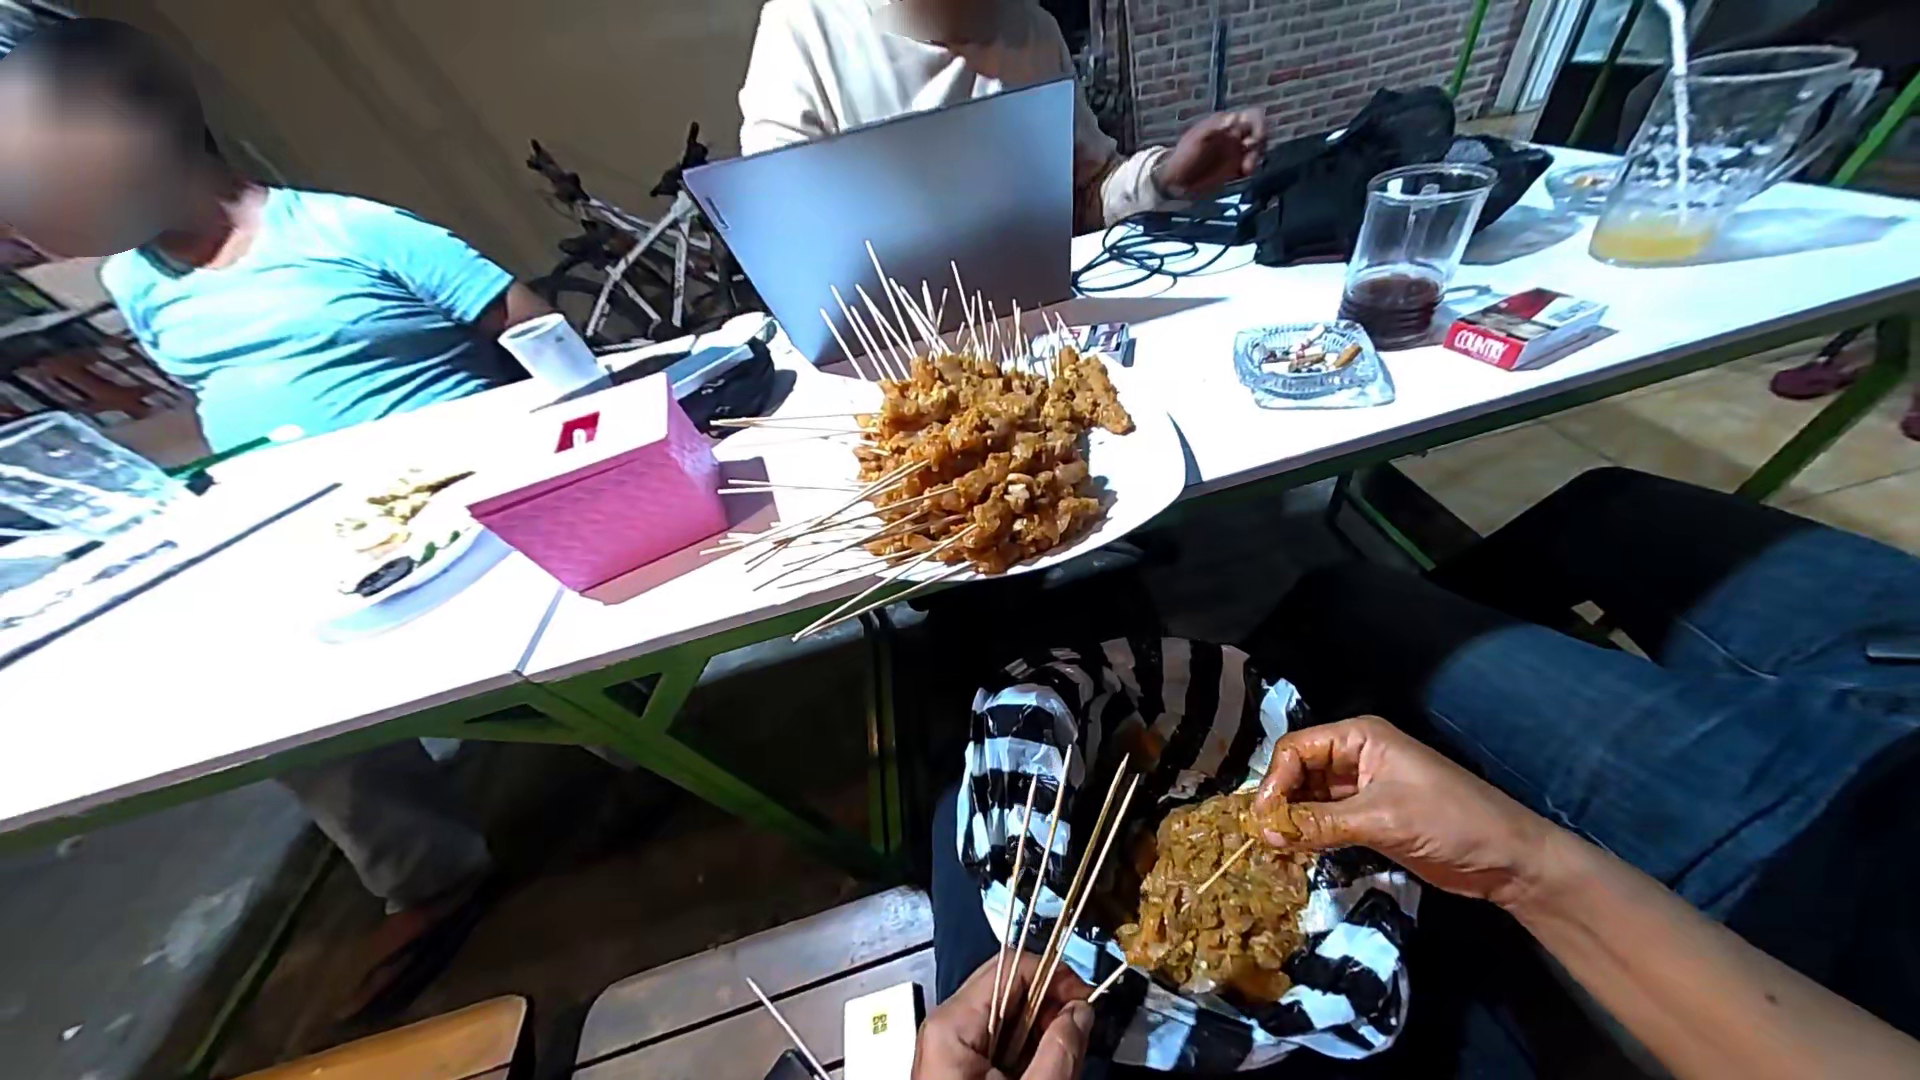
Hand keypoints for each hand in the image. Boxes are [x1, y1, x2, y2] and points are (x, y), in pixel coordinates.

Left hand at [912, 951, 1094, 1079]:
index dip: (1053, 974)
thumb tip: (1082, 1009)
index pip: (1010, 965)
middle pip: (1007, 986)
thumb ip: (1058, 1051)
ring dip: (1039, 1029)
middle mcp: (945, 1023)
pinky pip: (996, 1040)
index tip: (1087, 999)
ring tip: (1063, 1058)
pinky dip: (1024, 1049)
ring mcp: (948, 1045)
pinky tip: (1041, 1070)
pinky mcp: (955, 1067)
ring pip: (1005, 1014)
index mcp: (952, 1022)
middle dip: (1048, 1003)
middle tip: (1080, 1031)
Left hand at [1156, 109, 1266, 198]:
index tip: (1254, 140)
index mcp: (1227, 123)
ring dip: (1255, 158)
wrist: (1173, 181)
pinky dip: (1249, 170)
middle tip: (1250, 158)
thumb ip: (1214, 129)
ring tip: (1246, 170)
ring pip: (1256, 150)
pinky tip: (1242, 175)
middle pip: (1258, 134)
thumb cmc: (1182, 157)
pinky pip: (1248, 166)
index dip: (1259, 125)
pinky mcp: (1233, 169)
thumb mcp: (1195, 140)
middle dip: (1259, 145)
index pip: (1252, 116)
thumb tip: (1234, 118)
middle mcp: (1235, 135)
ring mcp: (1235, 152)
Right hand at [1253, 715, 1555, 909]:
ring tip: (1276, 842)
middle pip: (1298, 770)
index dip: (1276, 779)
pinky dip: (1309, 830)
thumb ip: (1321, 823)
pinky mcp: (1366, 814)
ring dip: (1292, 817)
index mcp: (1357, 737)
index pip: (1297, 748)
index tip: (1262, 814)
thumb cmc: (1451, 822)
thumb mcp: (1382, 819)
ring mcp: (1359, 785)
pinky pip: (1325, 816)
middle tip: (1264, 832)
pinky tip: (1296, 846)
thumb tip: (1267, 832)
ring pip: (1308, 794)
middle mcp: (1353, 754)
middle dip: (1281, 799)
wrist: (1515, 864)